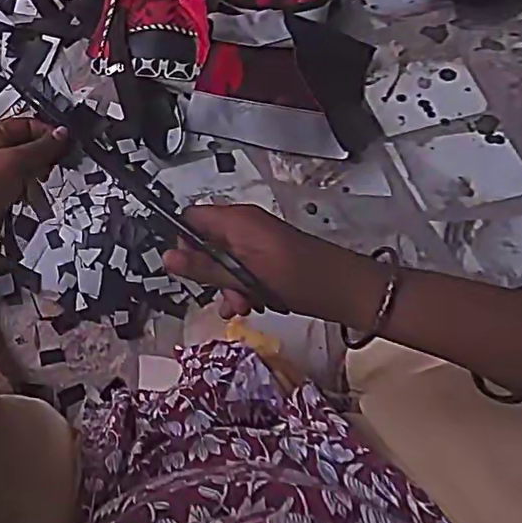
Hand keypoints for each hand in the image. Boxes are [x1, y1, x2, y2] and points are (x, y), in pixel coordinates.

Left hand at [0, 118, 68, 228]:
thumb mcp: (16, 161)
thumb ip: (41, 147)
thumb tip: (61, 135)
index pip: (26, 123)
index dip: (46, 132)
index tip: (62, 142)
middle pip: (28, 146)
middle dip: (42, 156)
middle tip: (48, 165)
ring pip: (27, 168)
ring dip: (36, 175)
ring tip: (37, 182)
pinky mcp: (0, 194)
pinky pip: (23, 186)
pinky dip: (29, 190)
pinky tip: (28, 196)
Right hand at [161, 205, 383, 325]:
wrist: (353, 293)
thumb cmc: (303, 280)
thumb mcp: (246, 278)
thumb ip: (204, 268)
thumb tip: (167, 258)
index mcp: (236, 220)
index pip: (189, 218)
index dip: (183, 242)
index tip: (188, 268)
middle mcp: (244, 224)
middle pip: (205, 240)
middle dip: (209, 270)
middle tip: (222, 293)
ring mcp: (257, 238)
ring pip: (223, 257)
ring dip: (226, 283)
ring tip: (241, 304)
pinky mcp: (269, 254)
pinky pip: (242, 264)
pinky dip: (242, 283)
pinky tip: (251, 303)